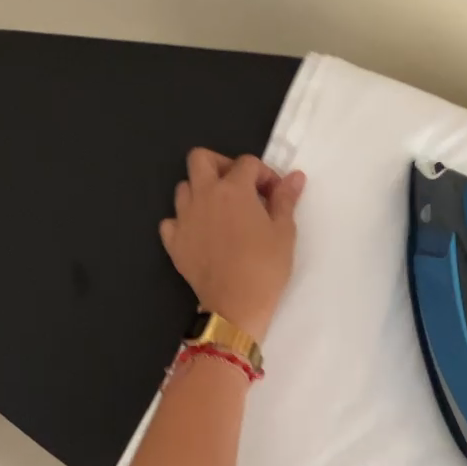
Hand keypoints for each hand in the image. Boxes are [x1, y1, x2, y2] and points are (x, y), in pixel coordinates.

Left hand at [159, 149, 306, 341]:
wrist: (235, 306)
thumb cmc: (265, 267)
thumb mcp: (284, 232)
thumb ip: (285, 199)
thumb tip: (294, 176)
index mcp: (233, 189)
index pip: (247, 163)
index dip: (264, 174)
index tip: (274, 194)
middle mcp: (203, 195)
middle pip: (200, 159)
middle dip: (221, 165)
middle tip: (238, 187)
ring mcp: (184, 218)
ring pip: (184, 188)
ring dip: (201, 191)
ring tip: (220, 211)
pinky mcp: (173, 242)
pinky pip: (171, 220)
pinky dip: (183, 221)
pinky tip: (199, 233)